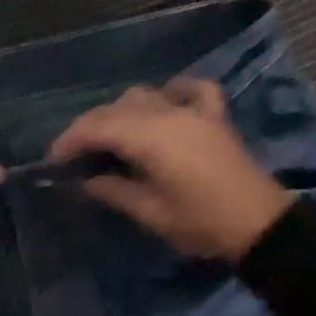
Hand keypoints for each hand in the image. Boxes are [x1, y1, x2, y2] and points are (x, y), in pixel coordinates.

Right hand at [48, 77, 294, 259]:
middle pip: (115, 108)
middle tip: (75, 156)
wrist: (261, 226)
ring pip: (144, 95)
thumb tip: (86, 180)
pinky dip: (171, 92)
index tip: (53, 161)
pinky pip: (189, 90)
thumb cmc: (200, 223)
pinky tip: (164, 104)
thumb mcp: (149, 212)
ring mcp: (193, 110)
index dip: (69, 141)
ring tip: (111, 139)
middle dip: (89, 128)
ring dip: (121, 112)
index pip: (96, 127)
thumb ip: (113, 190)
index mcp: (149, 135)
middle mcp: (167, 112)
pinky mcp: (214, 117)